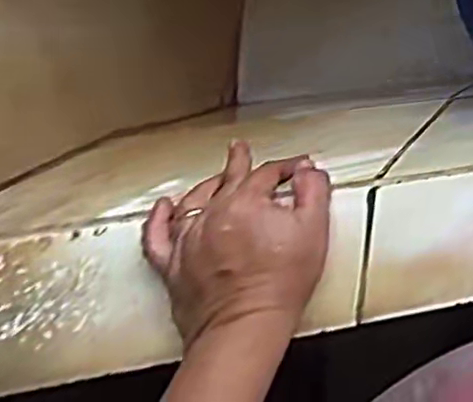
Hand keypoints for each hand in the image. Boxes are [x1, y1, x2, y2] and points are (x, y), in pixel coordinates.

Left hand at [144, 141, 330, 347]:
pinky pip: (157, 237)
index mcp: (246, 203)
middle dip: (240, 163)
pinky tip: (163, 207)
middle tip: (241, 149)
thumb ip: (314, 188)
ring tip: (217, 175)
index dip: (288, 167)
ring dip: (209, 184)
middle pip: (228, 180)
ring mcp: (188, 243)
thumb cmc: (281, 279)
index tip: (301, 169)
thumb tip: (307, 170)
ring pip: (195, 202)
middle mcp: (212, 217)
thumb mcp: (315, 224)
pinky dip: (158, 219)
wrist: (248, 323)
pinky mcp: (173, 267)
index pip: (268, 172)